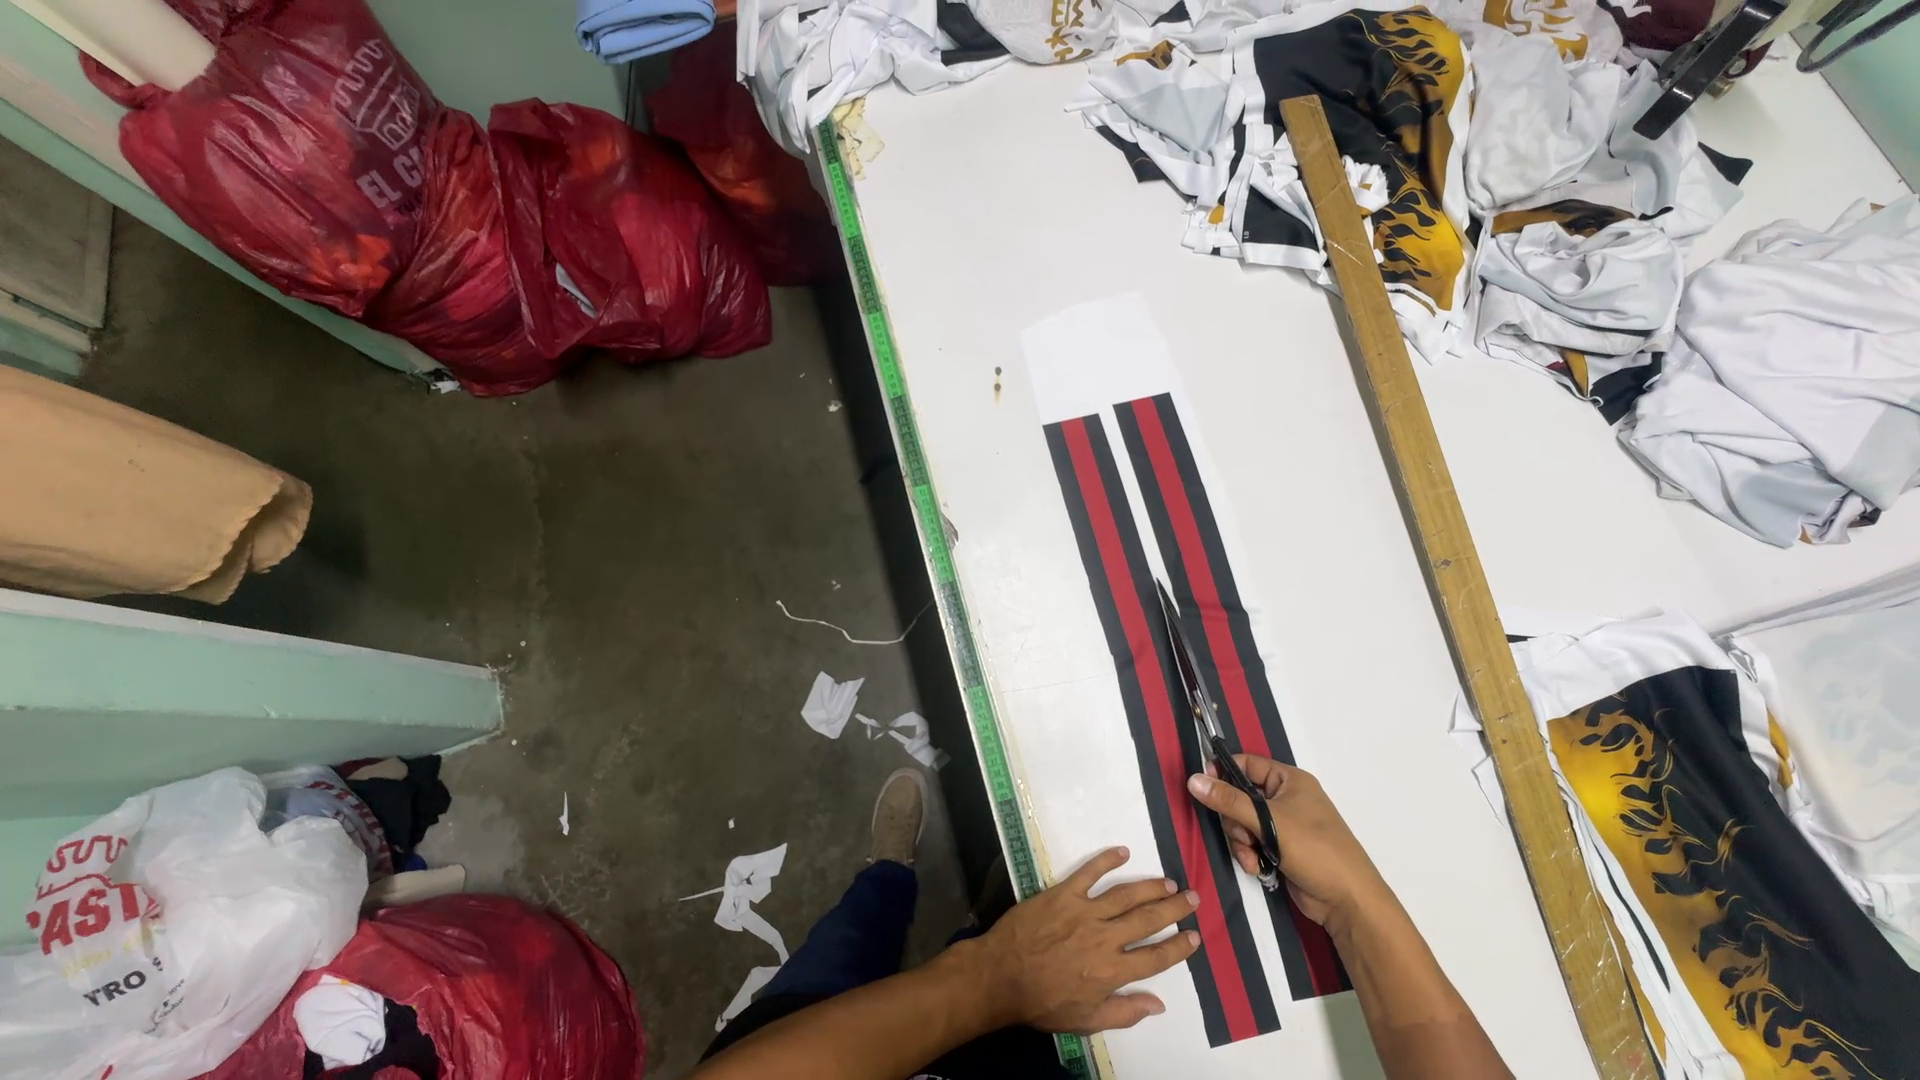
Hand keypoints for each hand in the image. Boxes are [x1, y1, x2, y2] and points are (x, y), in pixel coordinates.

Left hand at [964, 846, 1198, 1034]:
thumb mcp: (1086, 1021)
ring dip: (1150, 886)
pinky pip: (1089, 872)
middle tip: (1193, 898)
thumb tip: (1159, 1004)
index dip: (1178, 947)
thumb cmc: (1042, 1002)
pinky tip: (1123, 851)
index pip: (1156, 957)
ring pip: (1126, 894)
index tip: (1194, 936)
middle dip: (1174, 908)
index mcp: (1112, 971)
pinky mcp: (1063, 893)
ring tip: (1169, 882)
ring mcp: (1084, 911)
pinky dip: (1106, 860)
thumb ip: (1124, 1012)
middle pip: (1148, 919)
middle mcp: (1104, 937)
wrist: (1001, 976)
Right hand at [1187, 759, 1388, 931]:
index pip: (1246, 764)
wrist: (1347, 900)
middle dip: (1235, 820)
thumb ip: (1228, 801)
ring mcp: (1284, 824)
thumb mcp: (1268, 822)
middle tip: (1242, 836)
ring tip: (1252, 859)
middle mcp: (1286, 798)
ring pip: (1243, 822)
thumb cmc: (1314, 849)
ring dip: (1241, 842)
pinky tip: (1256, 868)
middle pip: (1240, 797)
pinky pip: (1253, 842)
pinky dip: (1250, 854)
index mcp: (1289, 780)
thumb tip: (1192, 779)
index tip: (1203, 788)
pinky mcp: (1281, 848)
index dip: (1223, 773)